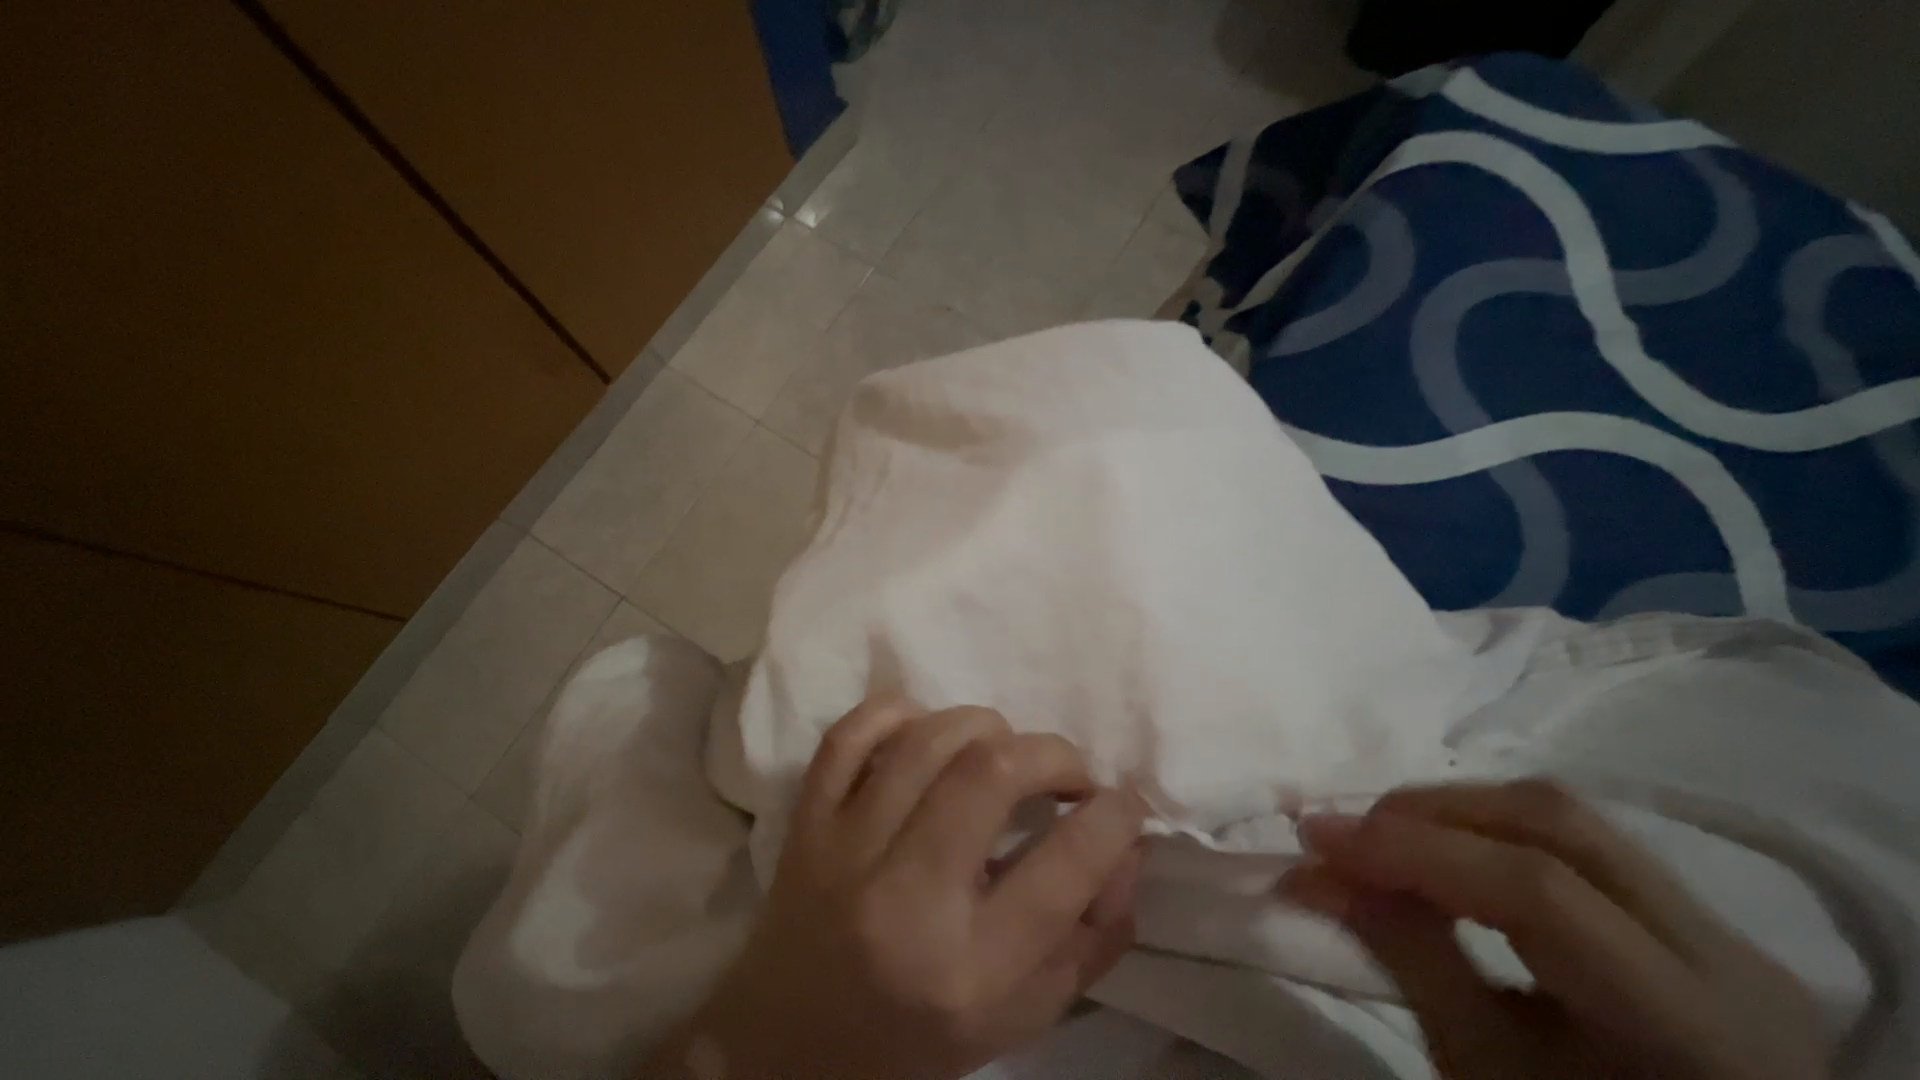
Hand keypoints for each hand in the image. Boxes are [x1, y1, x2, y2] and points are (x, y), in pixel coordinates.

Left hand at [656, 697, 1145, 1079]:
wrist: (790, 1047)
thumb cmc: (917, 1037)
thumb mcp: (1022, 1016)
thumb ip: (1091, 938)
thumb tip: (1127, 846)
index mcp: (969, 969)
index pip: (1065, 865)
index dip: (1115, 818)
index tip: (1126, 802)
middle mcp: (906, 898)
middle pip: (992, 773)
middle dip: (1053, 754)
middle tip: (1069, 776)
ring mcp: (844, 849)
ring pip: (926, 740)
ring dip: (985, 726)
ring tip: (1004, 754)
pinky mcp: (805, 822)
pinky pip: (848, 735)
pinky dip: (896, 713)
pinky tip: (927, 732)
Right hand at [1280, 780, 1831, 1079]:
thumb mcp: (1485, 1071)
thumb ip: (1410, 959)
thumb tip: (1322, 871)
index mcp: (1684, 1017)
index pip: (1537, 890)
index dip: (1415, 853)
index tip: (1314, 840)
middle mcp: (1721, 949)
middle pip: (1556, 821)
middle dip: (1432, 812)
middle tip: (1347, 834)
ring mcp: (1716, 922)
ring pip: (1566, 815)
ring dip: (1456, 812)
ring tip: (1384, 837)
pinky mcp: (1690, 911)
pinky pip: (1577, 836)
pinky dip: (1491, 829)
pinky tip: (1446, 850)